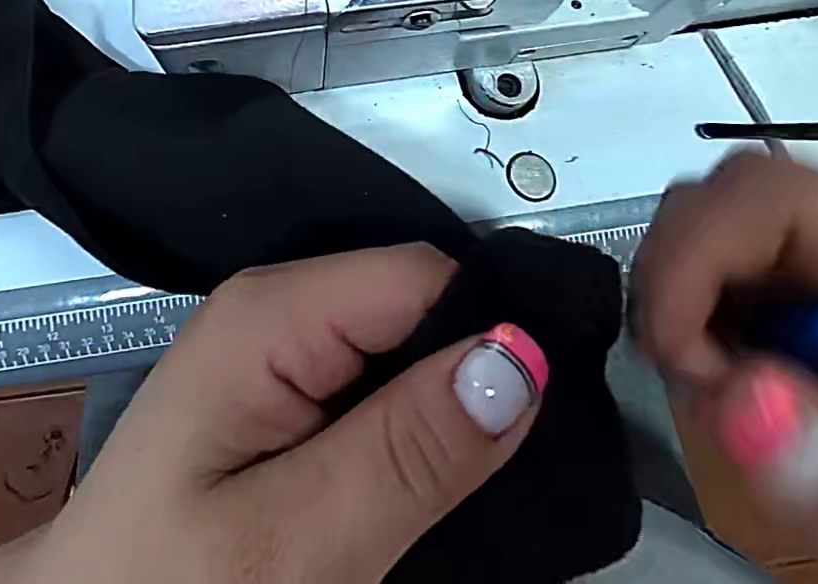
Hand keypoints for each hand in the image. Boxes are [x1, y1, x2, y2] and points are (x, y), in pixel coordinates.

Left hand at [0, 244, 544, 583]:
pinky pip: (378, 375)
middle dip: (473, 365)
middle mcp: (280, 304)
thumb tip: (519, 357)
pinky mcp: (287, 381)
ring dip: (449, 398)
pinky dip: (416, 416)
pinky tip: (435, 464)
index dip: (490, 328)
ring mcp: (282, 342)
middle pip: (416, 300)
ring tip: (487, 468)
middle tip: (521, 454)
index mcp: (274, 310)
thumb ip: (408, 449)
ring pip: (404, 341)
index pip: (422, 274)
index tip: (543, 407)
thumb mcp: (294, 542)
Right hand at [633, 153, 817, 583]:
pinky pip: (756, 268)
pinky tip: (750, 381)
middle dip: (686, 274)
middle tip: (693, 383)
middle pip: (756, 194)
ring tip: (725, 394)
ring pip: (741, 223)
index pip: (793, 200)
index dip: (695, 252)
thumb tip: (732, 399)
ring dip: (695, 297)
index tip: (666, 357)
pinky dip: (715, 314)